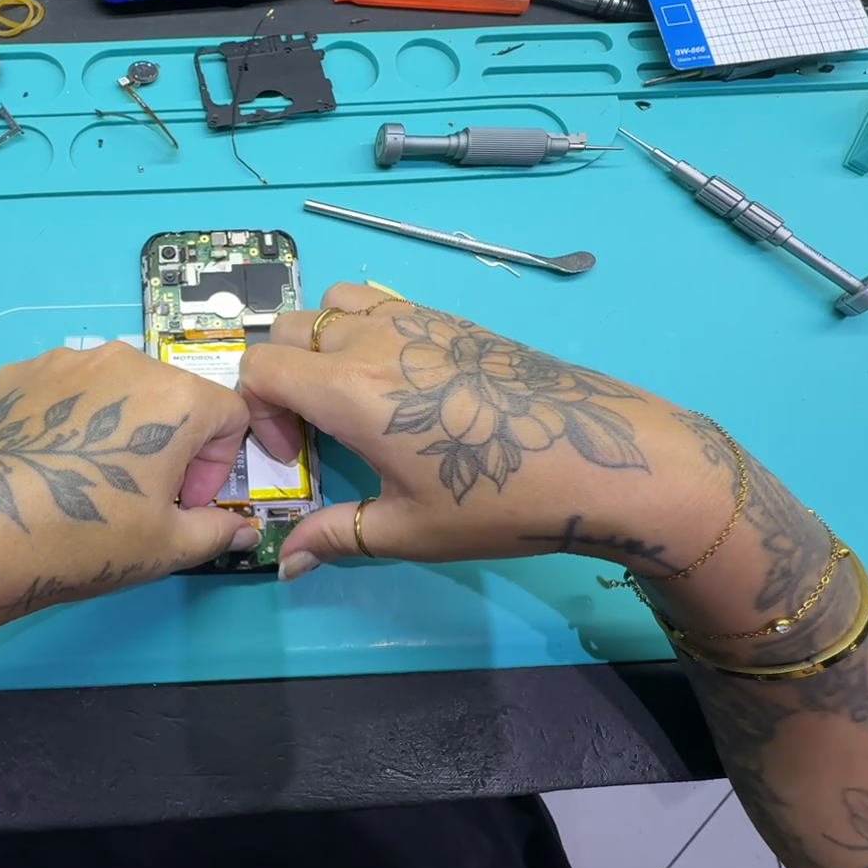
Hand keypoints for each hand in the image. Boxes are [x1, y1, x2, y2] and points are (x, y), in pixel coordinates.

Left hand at [0, 342, 255, 632]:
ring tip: (86, 478)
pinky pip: (65, 388)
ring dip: (122, 427)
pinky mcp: (14, 372)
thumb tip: (243, 529)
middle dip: (173, 444)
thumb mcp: (166, 548)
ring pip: (117, 388)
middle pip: (173, 396)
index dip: (218, 464)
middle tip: (139, 495)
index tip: (184, 502)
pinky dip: (71, 419)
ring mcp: (62, 360)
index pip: (230, 415)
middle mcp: (123, 359)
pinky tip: (42, 464)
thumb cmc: (84, 541)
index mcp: (174, 396)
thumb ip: (218, 530)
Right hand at [240, 283, 724, 579]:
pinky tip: (399, 380)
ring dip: (317, 343)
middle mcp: (370, 340)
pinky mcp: (446, 315)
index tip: (300, 454)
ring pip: (329, 303)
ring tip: (348, 391)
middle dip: (279, 378)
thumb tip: (284, 566)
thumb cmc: (500, 500)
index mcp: (349, 390)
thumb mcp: (407, 529)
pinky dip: (358, 328)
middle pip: (285, 330)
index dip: (258, 413)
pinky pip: (375, 301)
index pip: (258, 366)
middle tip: (318, 428)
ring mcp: (411, 318)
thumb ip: (332, 537)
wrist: (608, 458)